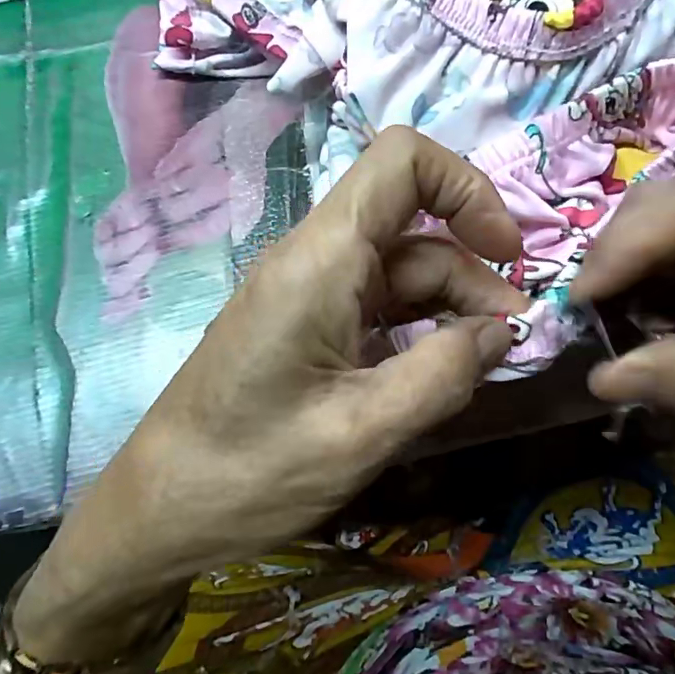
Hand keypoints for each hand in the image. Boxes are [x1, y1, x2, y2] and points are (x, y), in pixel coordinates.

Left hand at [21, 129, 527, 657]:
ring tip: (486, 365)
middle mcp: (310, 261)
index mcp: (319, 261)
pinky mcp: (301, 331)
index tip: (509, 253)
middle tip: (514, 343)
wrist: (160, 512)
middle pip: (412, 231)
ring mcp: (304, 297)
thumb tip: (502, 331)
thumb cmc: (251, 474)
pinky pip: (374, 312)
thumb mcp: (364, 431)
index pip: (401, 161)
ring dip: (450, 310)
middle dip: (473, 275)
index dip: (467, 186)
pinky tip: (439, 377)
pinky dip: (417, 334)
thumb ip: (445, 374)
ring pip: (397, 275)